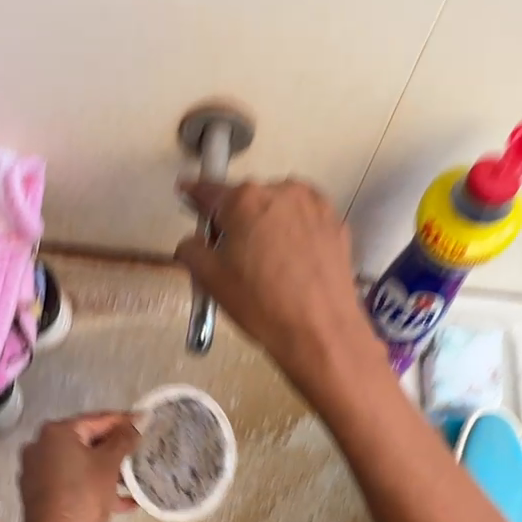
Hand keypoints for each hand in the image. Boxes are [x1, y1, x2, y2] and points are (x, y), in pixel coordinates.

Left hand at [14, 412, 140, 521]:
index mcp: (55, 433)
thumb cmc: (83, 500)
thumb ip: (124, 439)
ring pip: (81, 464)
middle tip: (142, 451)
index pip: (97, 419)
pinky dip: (94, 486)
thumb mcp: (108, 466)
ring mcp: (37, 471)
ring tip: (136, 478)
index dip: (124, 421)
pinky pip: (73, 482)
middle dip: (116, 449)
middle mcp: (41, 446)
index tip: (146, 422)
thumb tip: (137, 421)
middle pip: (87, 441)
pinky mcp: (40, 493)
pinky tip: (123, 501)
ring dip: (108, 470)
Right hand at [174, 179, 385, 397]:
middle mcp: (281, 191)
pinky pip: (303, 222)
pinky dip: (292, 236)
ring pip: (277, 209)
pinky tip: (290, 267)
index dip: (193, 194)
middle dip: (235, 221)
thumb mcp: (210, 280)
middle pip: (246, 200)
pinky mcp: (335, 223)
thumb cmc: (263, 305)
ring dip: (265, 227)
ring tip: (265, 267)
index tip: (187, 193)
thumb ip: (191, 250)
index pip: (210, 191)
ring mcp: (313, 205)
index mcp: (245, 200)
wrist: (319, 331)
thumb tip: (193, 243)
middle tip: (232, 258)